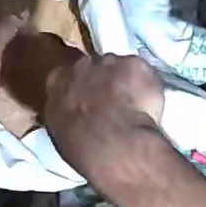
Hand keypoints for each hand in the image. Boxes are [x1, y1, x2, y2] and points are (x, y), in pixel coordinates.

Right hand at [43, 53, 166, 189]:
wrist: (112, 142)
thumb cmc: (82, 145)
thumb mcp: (61, 131)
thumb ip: (68, 113)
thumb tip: (77, 114)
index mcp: (57, 81)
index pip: (66, 76)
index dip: (81, 88)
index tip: (89, 100)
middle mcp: (81, 65)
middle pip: (94, 66)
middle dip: (103, 80)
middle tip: (114, 101)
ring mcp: (109, 61)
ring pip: (120, 66)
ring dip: (126, 81)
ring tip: (135, 105)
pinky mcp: (135, 64)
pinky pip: (142, 71)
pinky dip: (146, 84)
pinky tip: (148, 103)